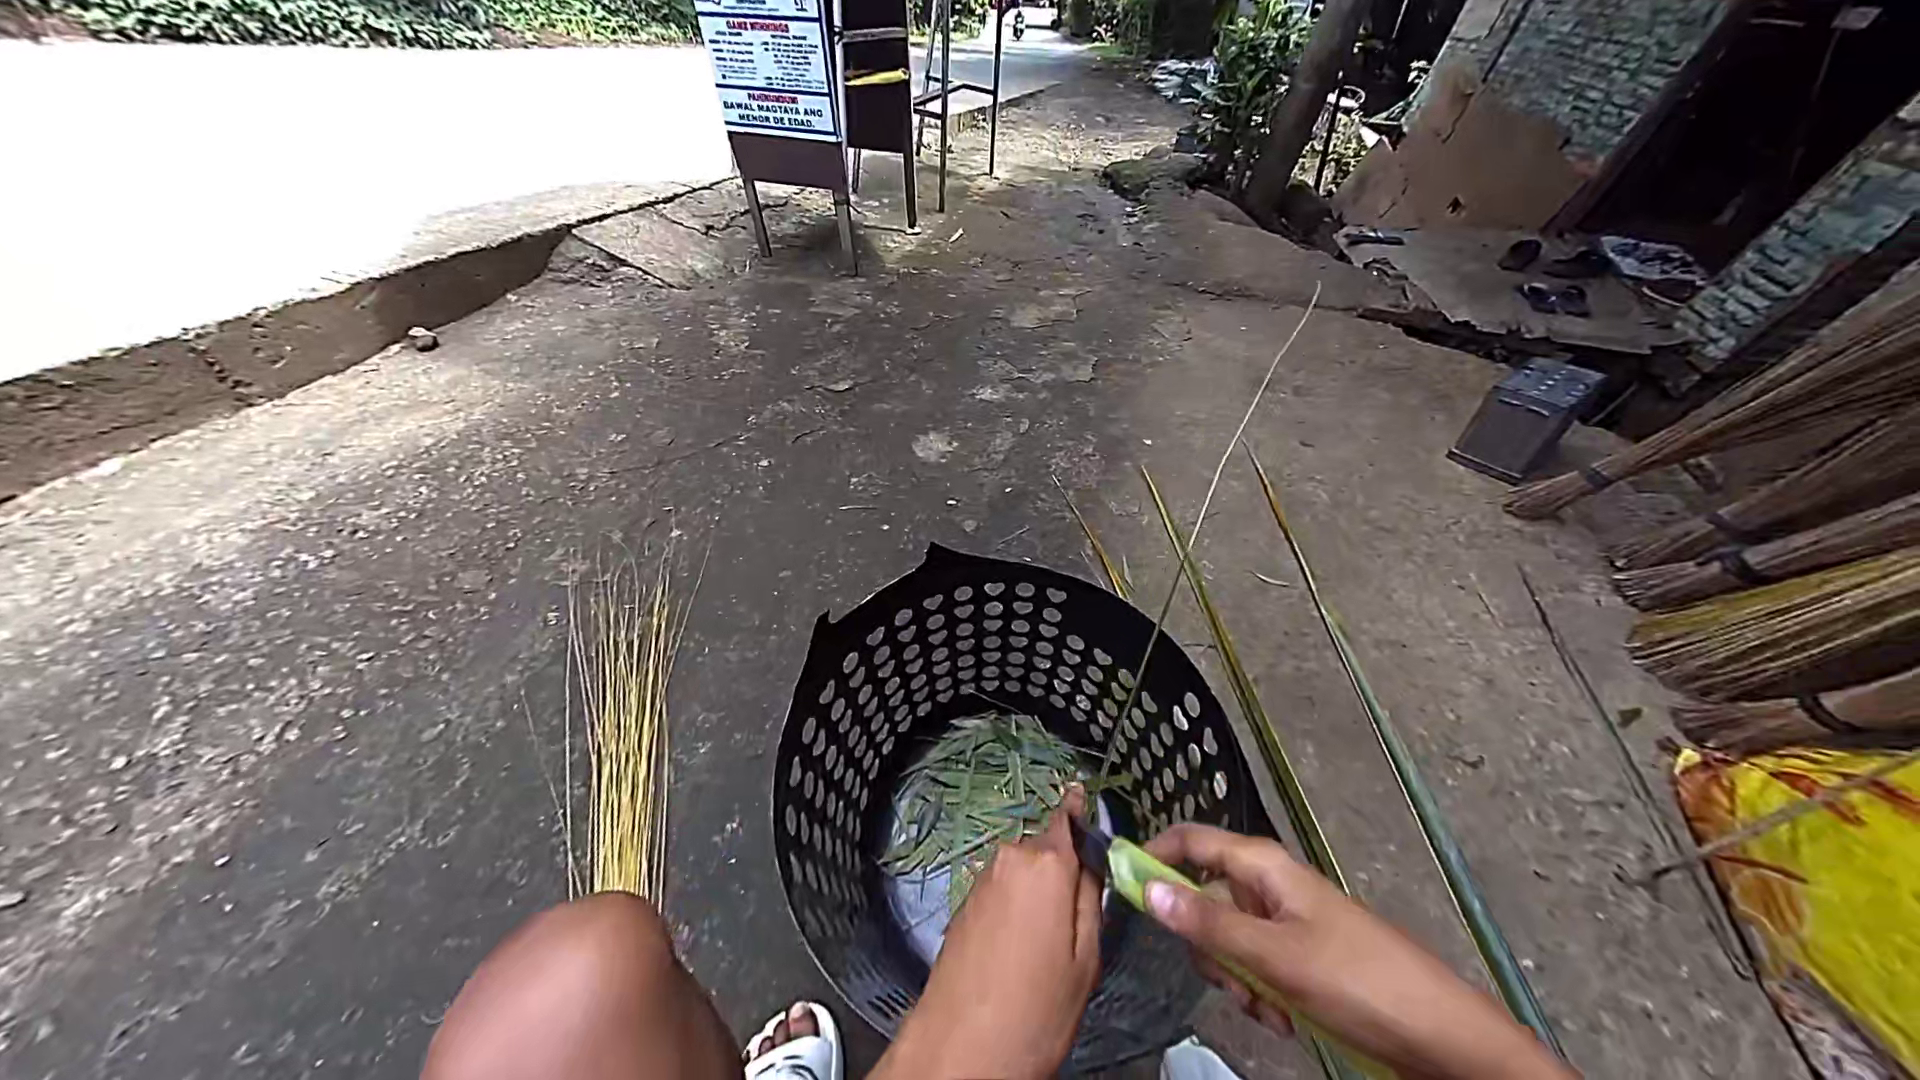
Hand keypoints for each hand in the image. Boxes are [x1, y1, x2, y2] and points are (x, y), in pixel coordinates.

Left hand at [872, 786, 1101, 1079]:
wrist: (959, 1046)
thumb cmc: (1037, 1007)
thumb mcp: (1085, 958)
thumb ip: (1091, 897)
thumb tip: (1092, 860)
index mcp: (1046, 864)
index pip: (1066, 817)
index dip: (1078, 810)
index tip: (1085, 799)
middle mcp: (1011, 857)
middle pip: (1047, 848)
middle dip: (1062, 868)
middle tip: (1076, 914)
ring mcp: (983, 878)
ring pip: (1024, 869)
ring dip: (1038, 888)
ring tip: (1048, 939)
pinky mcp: (965, 900)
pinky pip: (1003, 887)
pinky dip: (1016, 902)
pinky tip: (1020, 944)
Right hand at [1142, 824, 1574, 1079]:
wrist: (1444, 1039)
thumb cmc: (1356, 980)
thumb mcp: (1273, 956)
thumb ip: (1205, 923)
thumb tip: (1144, 886)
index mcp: (1260, 863)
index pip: (1188, 839)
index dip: (1153, 855)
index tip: (1126, 890)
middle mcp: (1266, 883)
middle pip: (1203, 897)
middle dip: (1208, 944)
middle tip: (1231, 979)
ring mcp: (1283, 919)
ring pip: (1226, 938)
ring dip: (1236, 976)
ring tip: (1270, 1006)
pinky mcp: (1299, 953)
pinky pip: (1254, 963)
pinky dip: (1260, 991)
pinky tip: (1287, 1016)